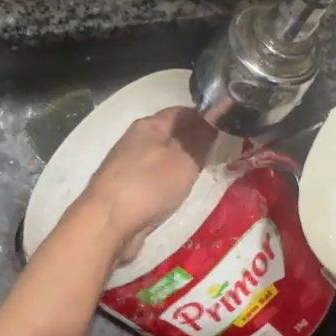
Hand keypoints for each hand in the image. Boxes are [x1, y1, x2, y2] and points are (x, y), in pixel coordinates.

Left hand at [73, 106, 217, 259]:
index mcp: (147, 126)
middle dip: (195, 142)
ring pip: (162, 159)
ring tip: (206, 173)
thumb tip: (213, 120)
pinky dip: (169, 184)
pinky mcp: (125, 192)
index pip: (181, 112)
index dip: (205, 116)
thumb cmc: (149, 184)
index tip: (227, 127)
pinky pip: (154, 181)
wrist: (108, 223)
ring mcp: (128, 168)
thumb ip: (200, 138)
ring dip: (182, 165)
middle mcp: (135, 142)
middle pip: (171, 136)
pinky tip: (180, 193)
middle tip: (222, 153)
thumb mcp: (184, 157)